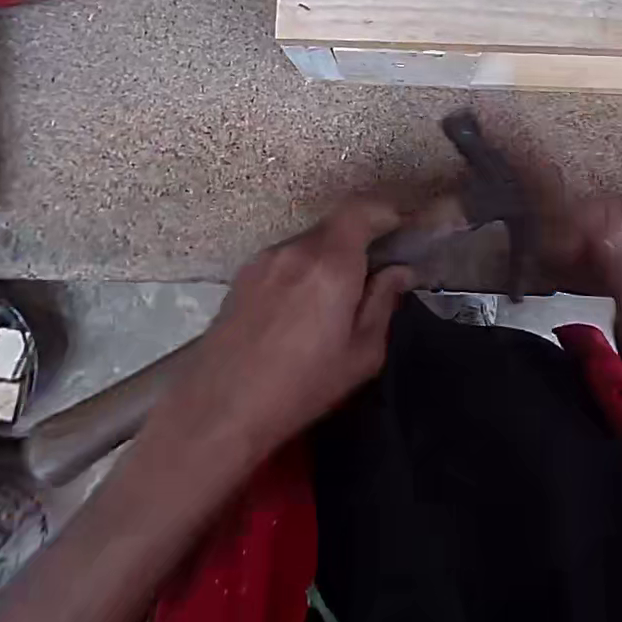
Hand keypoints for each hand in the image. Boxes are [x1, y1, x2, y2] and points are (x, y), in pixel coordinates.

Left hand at [154, 198, 414, 457]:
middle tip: (379, 268)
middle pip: (338, 224)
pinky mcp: (243, 275)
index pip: (362, 210)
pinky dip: (307, 267)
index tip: (405, 229)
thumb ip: (384, 303)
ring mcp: (265, 260)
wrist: (216, 412)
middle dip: (363, 237)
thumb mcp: (361, 354)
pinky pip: (288, 257)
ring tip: (340, 294)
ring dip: (333, 255)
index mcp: (331, 265)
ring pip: (311, 241)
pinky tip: (304, 306)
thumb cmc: (300, 387)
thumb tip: (399, 271)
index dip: (387, 212)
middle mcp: (296, 250)